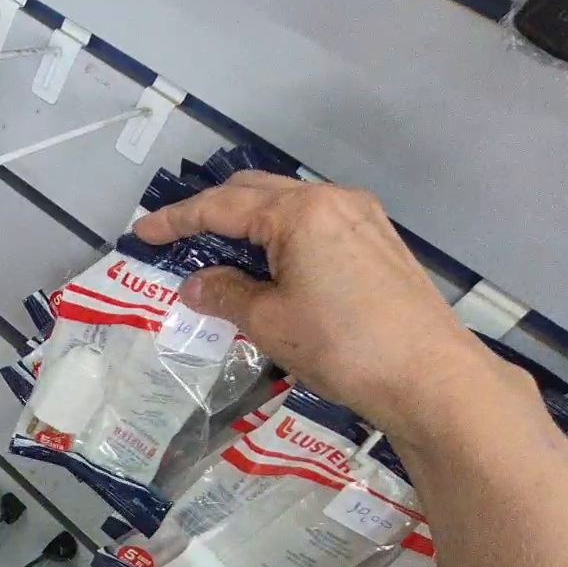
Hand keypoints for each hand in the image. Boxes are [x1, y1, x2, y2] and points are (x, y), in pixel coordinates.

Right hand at [134, 172, 530, 440]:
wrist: (426, 374)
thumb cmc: (339, 344)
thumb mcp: (268, 321)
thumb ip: (225, 294)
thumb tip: (196, 284)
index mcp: (300, 213)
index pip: (223, 207)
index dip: (177, 220)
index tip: (141, 233)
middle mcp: (332, 201)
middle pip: (255, 192)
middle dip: (210, 211)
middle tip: (174, 237)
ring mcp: (359, 219)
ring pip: (284, 207)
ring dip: (243, 223)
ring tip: (212, 251)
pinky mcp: (373, 242)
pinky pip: (309, 225)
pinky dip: (273, 236)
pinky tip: (261, 264)